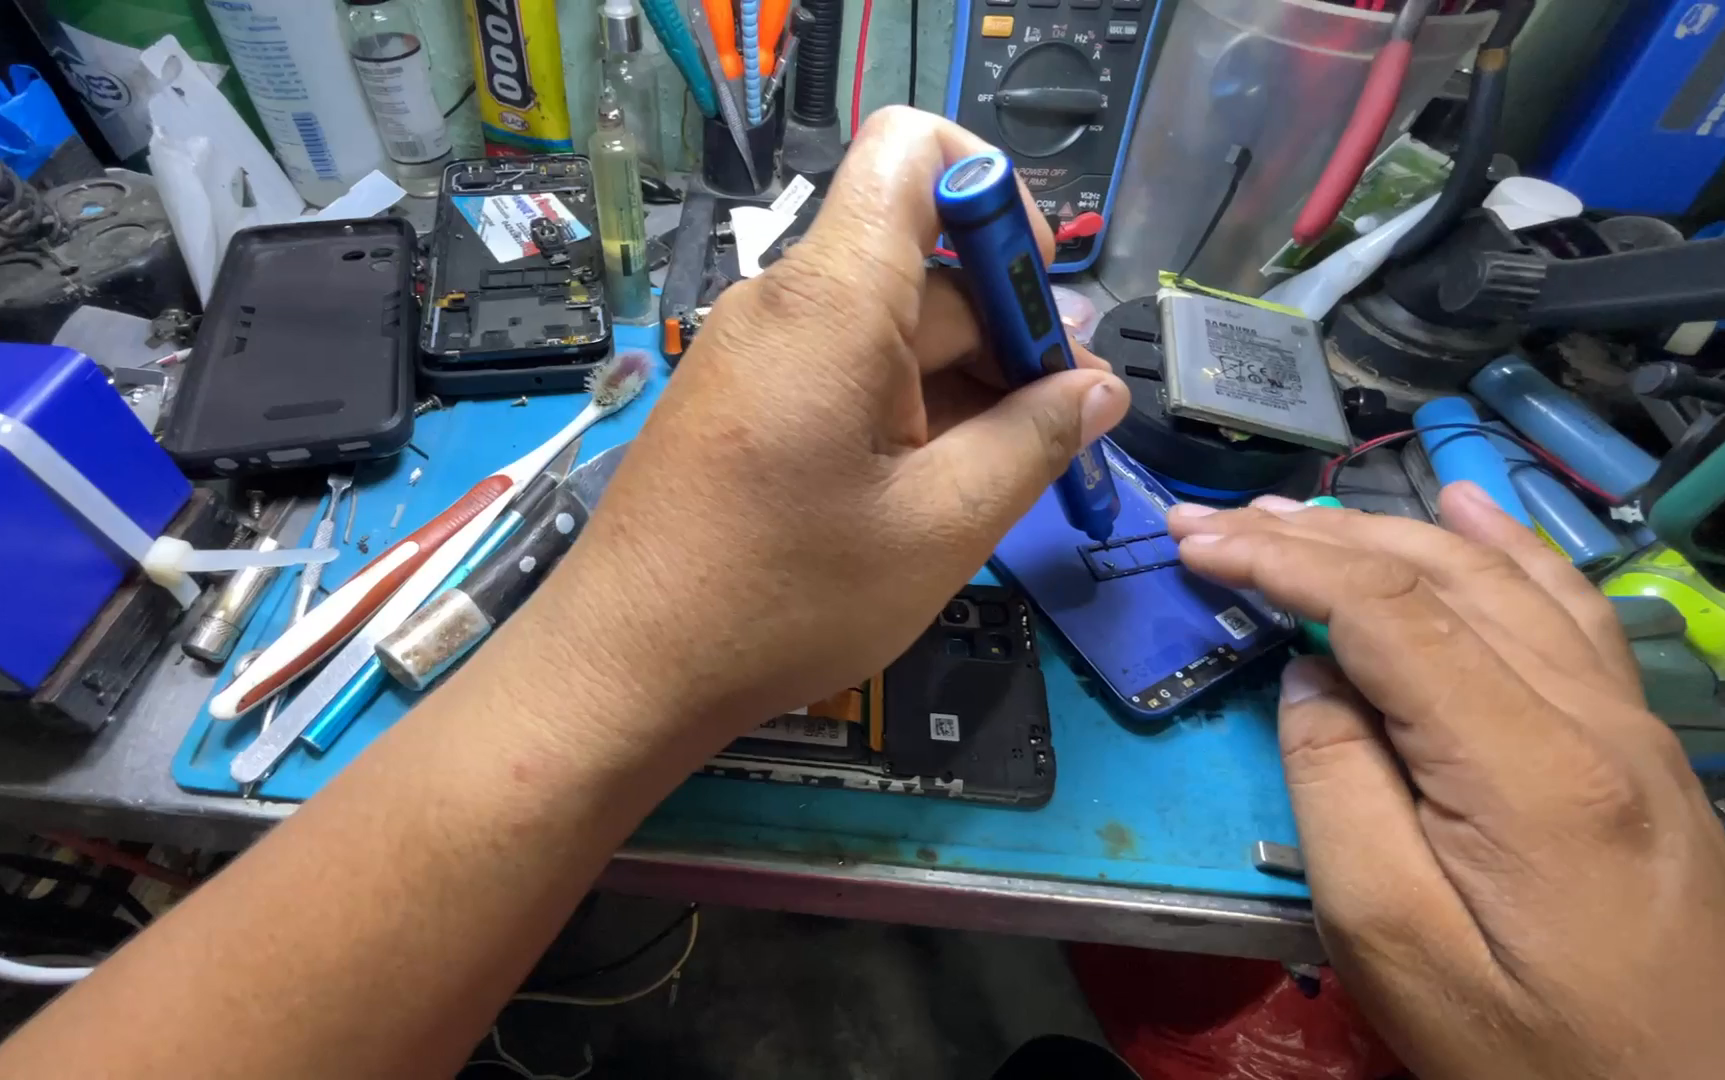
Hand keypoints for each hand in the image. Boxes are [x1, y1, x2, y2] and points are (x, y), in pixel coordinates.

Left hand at [508, 106, 1127, 740]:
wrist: (628, 666)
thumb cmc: (784, 601)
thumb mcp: (937, 528)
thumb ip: (1033, 443)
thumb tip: (1096, 392)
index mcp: (832, 302)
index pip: (914, 152)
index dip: (994, 195)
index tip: (1038, 297)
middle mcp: (781, 306)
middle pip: (917, 266)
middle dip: (1002, 334)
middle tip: (1057, 430)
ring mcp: (750, 358)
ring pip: (881, 332)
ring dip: (956, 386)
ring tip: (1000, 474)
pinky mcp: (735, 406)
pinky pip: (834, 377)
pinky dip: (895, 411)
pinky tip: (926, 484)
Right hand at [1168, 483, 1724, 1079]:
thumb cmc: (1520, 1040)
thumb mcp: (1382, 927)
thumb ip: (1333, 780)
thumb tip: (1310, 675)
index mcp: (1525, 765)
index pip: (1382, 608)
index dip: (1277, 560)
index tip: (1191, 545)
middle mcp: (1592, 719)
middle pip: (1432, 576)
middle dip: (1305, 535)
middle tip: (1206, 521)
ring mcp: (1627, 724)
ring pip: (1491, 577)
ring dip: (1376, 529)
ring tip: (1286, 511)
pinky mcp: (1632, 744)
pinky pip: (1566, 608)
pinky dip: (1502, 544)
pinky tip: (1465, 507)